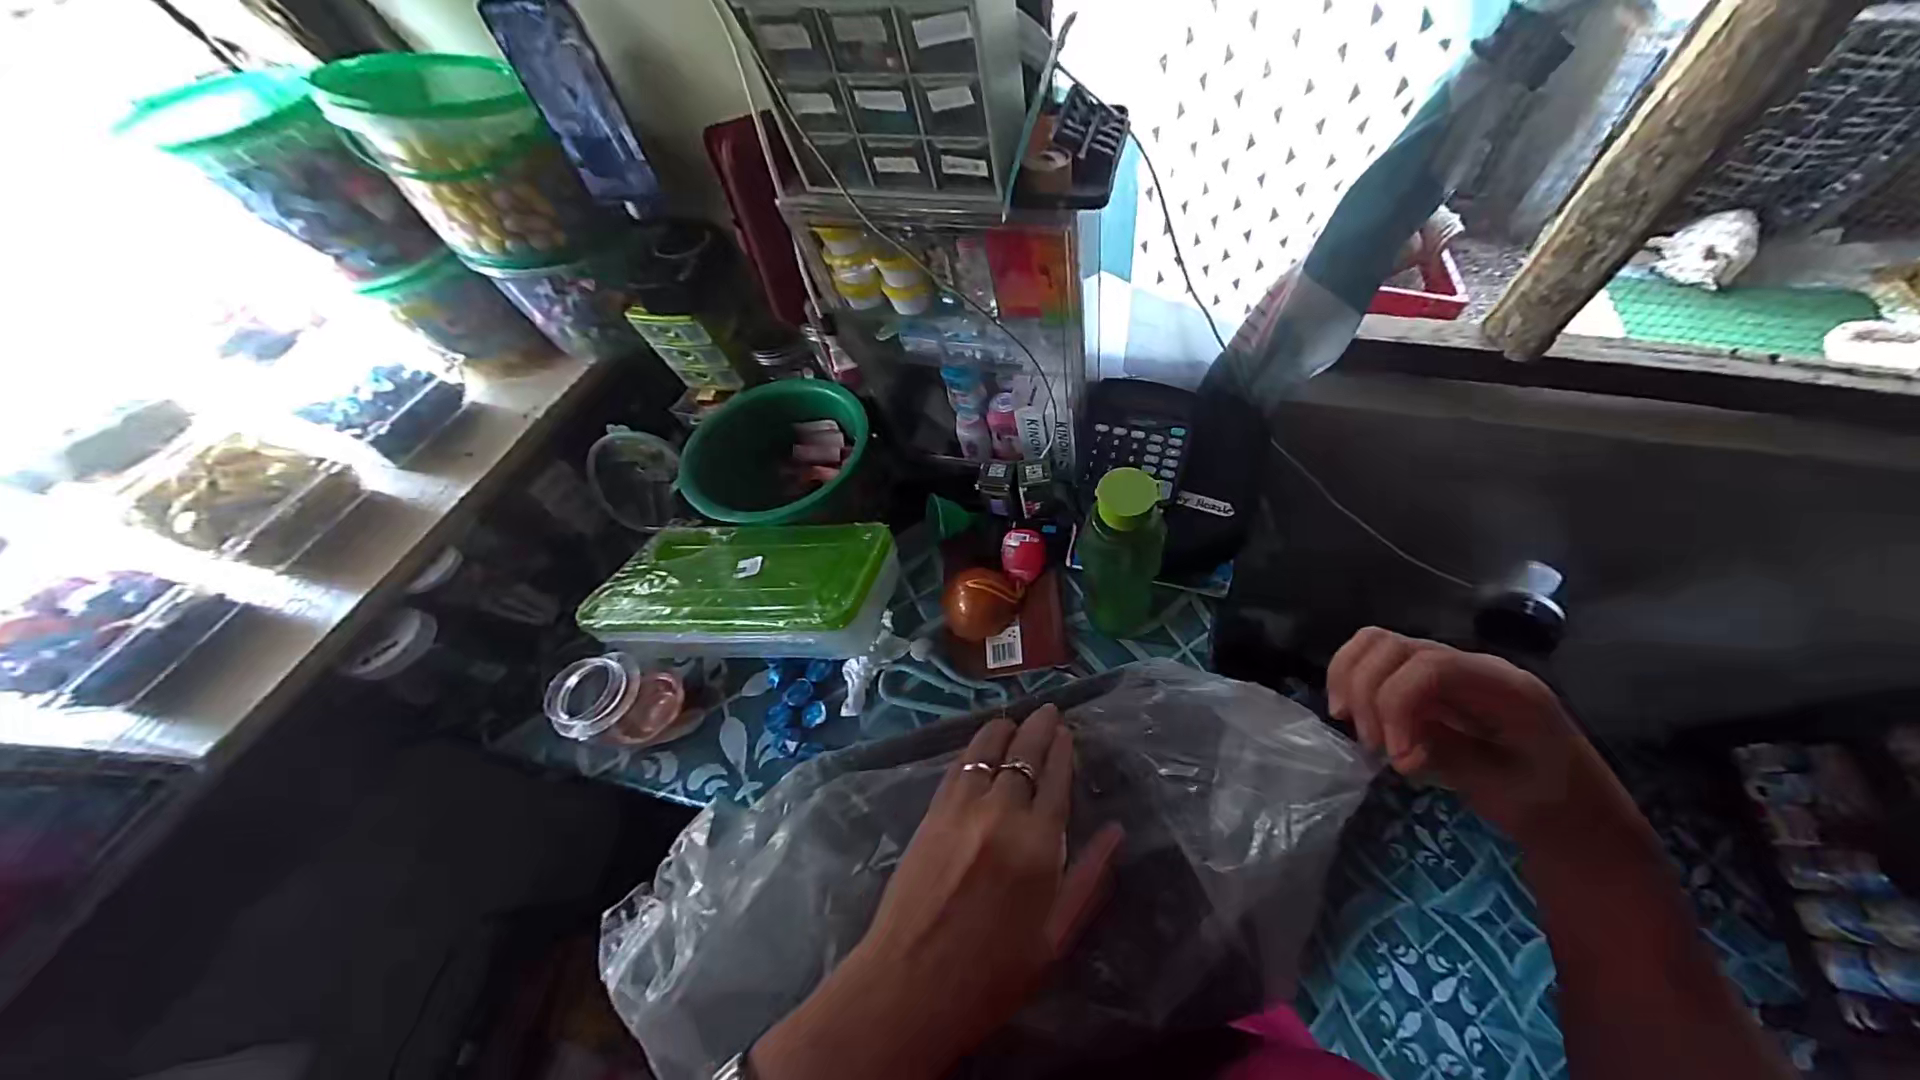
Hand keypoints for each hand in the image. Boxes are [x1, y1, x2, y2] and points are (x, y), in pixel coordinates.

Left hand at [750, 706, 1123, 1079]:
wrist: (909, 985)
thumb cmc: (993, 975)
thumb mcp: (1055, 937)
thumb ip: (1089, 878)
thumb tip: (1116, 831)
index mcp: (1039, 846)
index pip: (1057, 780)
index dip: (1063, 751)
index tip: (1068, 731)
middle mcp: (1001, 814)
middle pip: (1024, 756)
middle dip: (1039, 729)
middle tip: (1048, 710)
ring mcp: (961, 809)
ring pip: (988, 751)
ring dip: (1005, 730)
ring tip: (1016, 719)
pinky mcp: (932, 812)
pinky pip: (958, 766)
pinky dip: (974, 747)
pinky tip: (981, 742)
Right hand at [1326, 628, 1627, 842]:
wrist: (1567, 803)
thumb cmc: (1544, 800)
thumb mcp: (1506, 787)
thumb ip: (1447, 757)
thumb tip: (1397, 750)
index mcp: (1503, 685)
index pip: (1429, 667)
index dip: (1396, 705)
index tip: (1396, 758)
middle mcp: (1467, 662)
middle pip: (1390, 646)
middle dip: (1366, 694)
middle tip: (1371, 746)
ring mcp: (1441, 665)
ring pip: (1371, 645)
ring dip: (1348, 681)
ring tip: (1351, 725)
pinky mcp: (1419, 679)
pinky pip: (1372, 661)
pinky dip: (1349, 682)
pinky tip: (1353, 716)